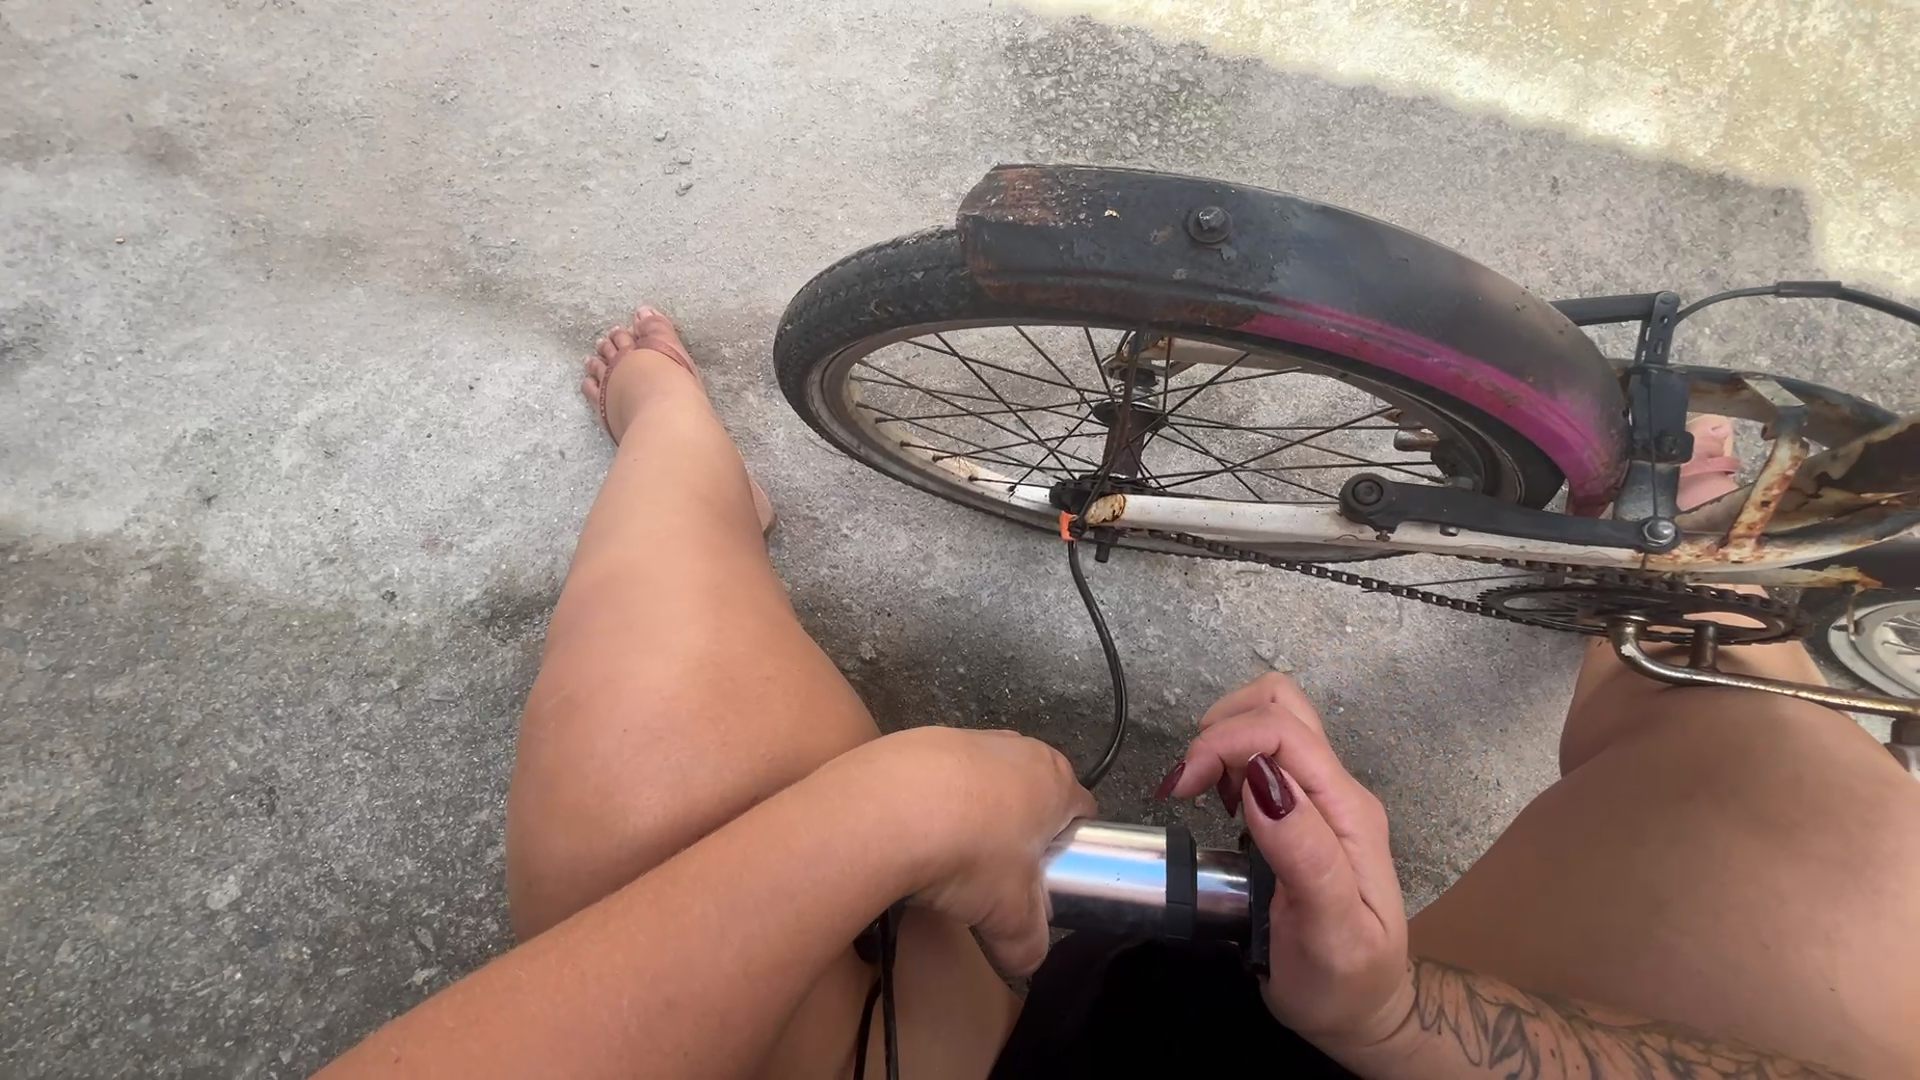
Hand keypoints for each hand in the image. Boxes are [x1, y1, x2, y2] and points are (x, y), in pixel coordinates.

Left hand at [827, 727, 1095, 975]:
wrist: (887, 809)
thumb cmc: (972, 853)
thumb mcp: (1011, 918)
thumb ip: (1028, 943)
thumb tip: (1023, 960)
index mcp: (1054, 779)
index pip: (1081, 809)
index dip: (1069, 845)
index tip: (1048, 875)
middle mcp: (1017, 746)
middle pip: (1030, 792)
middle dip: (1019, 831)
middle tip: (998, 874)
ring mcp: (968, 736)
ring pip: (983, 781)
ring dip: (973, 814)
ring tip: (948, 856)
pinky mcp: (922, 738)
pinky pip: (939, 775)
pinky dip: (933, 801)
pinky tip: (914, 832)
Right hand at [1158, 674, 1414, 1050]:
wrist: (1362, 1010)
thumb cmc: (1343, 980)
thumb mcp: (1331, 932)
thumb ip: (1305, 852)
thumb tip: (1261, 777)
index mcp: (1347, 810)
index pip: (1282, 730)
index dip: (1223, 741)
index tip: (1183, 788)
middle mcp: (1336, 788)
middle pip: (1278, 703)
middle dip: (1221, 728)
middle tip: (1192, 783)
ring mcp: (1319, 791)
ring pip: (1269, 714)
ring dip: (1223, 738)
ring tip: (1207, 791)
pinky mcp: (1300, 798)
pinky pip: (1260, 744)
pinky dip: (1227, 754)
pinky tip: (1222, 798)